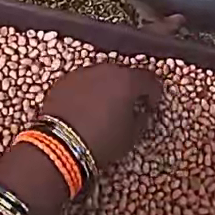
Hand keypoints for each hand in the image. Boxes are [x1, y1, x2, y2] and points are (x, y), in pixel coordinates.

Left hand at [38, 61, 161, 170]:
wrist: (60, 144)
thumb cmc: (101, 141)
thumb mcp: (131, 136)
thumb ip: (141, 118)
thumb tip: (141, 112)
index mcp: (127, 81)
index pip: (149, 79)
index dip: (154, 93)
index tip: (152, 105)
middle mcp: (105, 70)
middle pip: (124, 75)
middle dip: (129, 89)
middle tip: (129, 106)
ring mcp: (83, 73)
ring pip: (101, 77)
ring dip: (106, 89)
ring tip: (104, 109)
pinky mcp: (64, 81)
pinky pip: (82, 84)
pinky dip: (87, 93)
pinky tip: (85, 110)